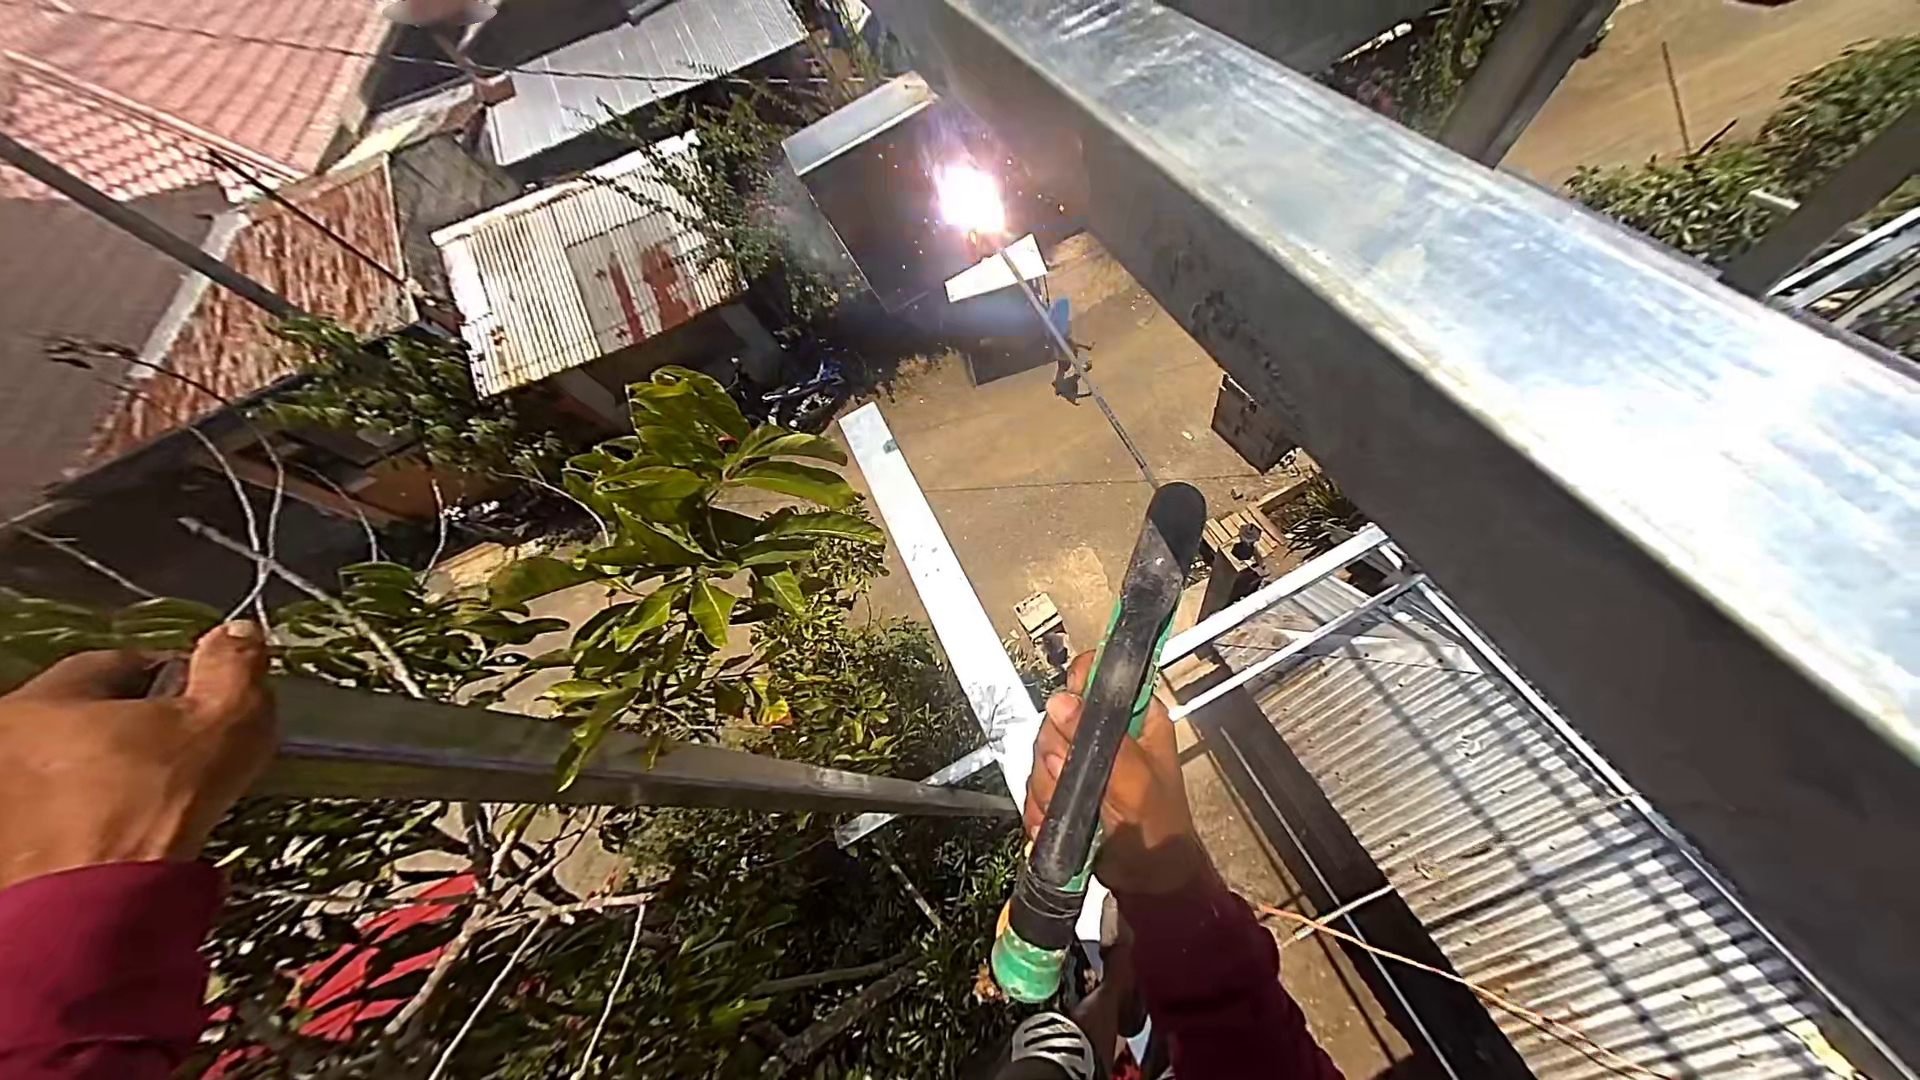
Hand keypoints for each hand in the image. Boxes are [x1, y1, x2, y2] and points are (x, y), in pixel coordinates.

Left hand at [0, 622, 277, 890]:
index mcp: (39, 703)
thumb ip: (235, 663)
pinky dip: (87, 794)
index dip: (174, 673)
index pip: (115, 662)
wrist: (103, 890)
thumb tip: (236, 629)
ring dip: (108, 756)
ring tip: (159, 779)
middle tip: (188, 738)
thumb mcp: (231, 713)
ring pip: (63, 752)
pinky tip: (125, 811)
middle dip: (135, 716)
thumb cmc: (169, 788)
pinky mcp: (2, 832)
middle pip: (82, 708)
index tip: (209, 699)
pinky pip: (50, 793)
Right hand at [1024, 651, 1205, 894]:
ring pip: (1042, 748)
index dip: (1078, 689)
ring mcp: (1082, 755)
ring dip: (1047, 785)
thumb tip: (1060, 701)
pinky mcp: (1064, 780)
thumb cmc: (1156, 828)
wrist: (1147, 883)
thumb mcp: (1135, 783)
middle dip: (1055, 754)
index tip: (1067, 719)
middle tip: (1068, 781)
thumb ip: (1099, 743)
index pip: (1098, 675)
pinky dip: (1040, 803)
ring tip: (1068, 811)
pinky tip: (1052, 822)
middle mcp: (1106, 729)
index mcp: (1134, 716)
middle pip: (1057, 715)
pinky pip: (1035, 777)